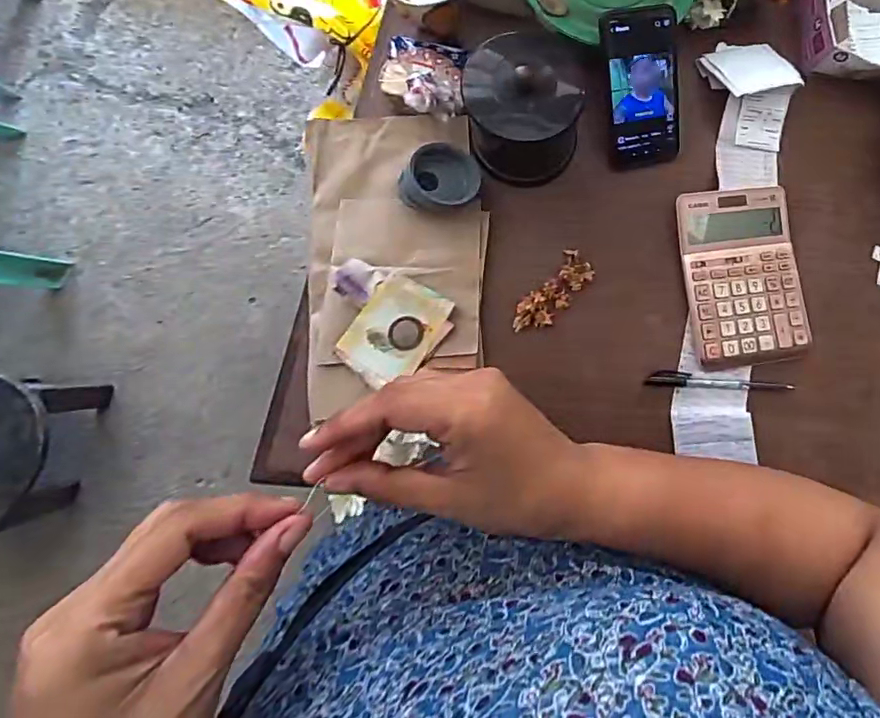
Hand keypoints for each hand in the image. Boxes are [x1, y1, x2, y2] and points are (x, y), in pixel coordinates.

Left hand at [10, 496, 310, 717]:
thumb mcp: (197, 678)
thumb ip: (245, 594)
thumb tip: (291, 529)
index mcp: (84, 621)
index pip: (173, 529)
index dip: (239, 510)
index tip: (292, 511)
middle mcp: (67, 608)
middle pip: (162, 529)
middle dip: (230, 519)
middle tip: (284, 524)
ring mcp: (70, 617)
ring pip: (154, 543)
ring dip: (215, 534)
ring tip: (263, 542)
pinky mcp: (83, 627)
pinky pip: (146, 568)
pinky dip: (192, 556)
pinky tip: (225, 559)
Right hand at [300, 369, 585, 538]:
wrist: (572, 486)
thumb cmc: (515, 502)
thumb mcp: (447, 500)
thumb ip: (386, 483)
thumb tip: (334, 478)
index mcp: (465, 406)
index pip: (390, 405)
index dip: (344, 427)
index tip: (307, 452)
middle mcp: (470, 379)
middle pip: (397, 392)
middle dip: (355, 425)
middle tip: (320, 461)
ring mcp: (478, 375)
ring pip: (412, 387)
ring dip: (376, 417)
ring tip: (343, 452)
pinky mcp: (482, 381)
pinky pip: (431, 389)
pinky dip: (402, 411)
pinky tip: (382, 435)